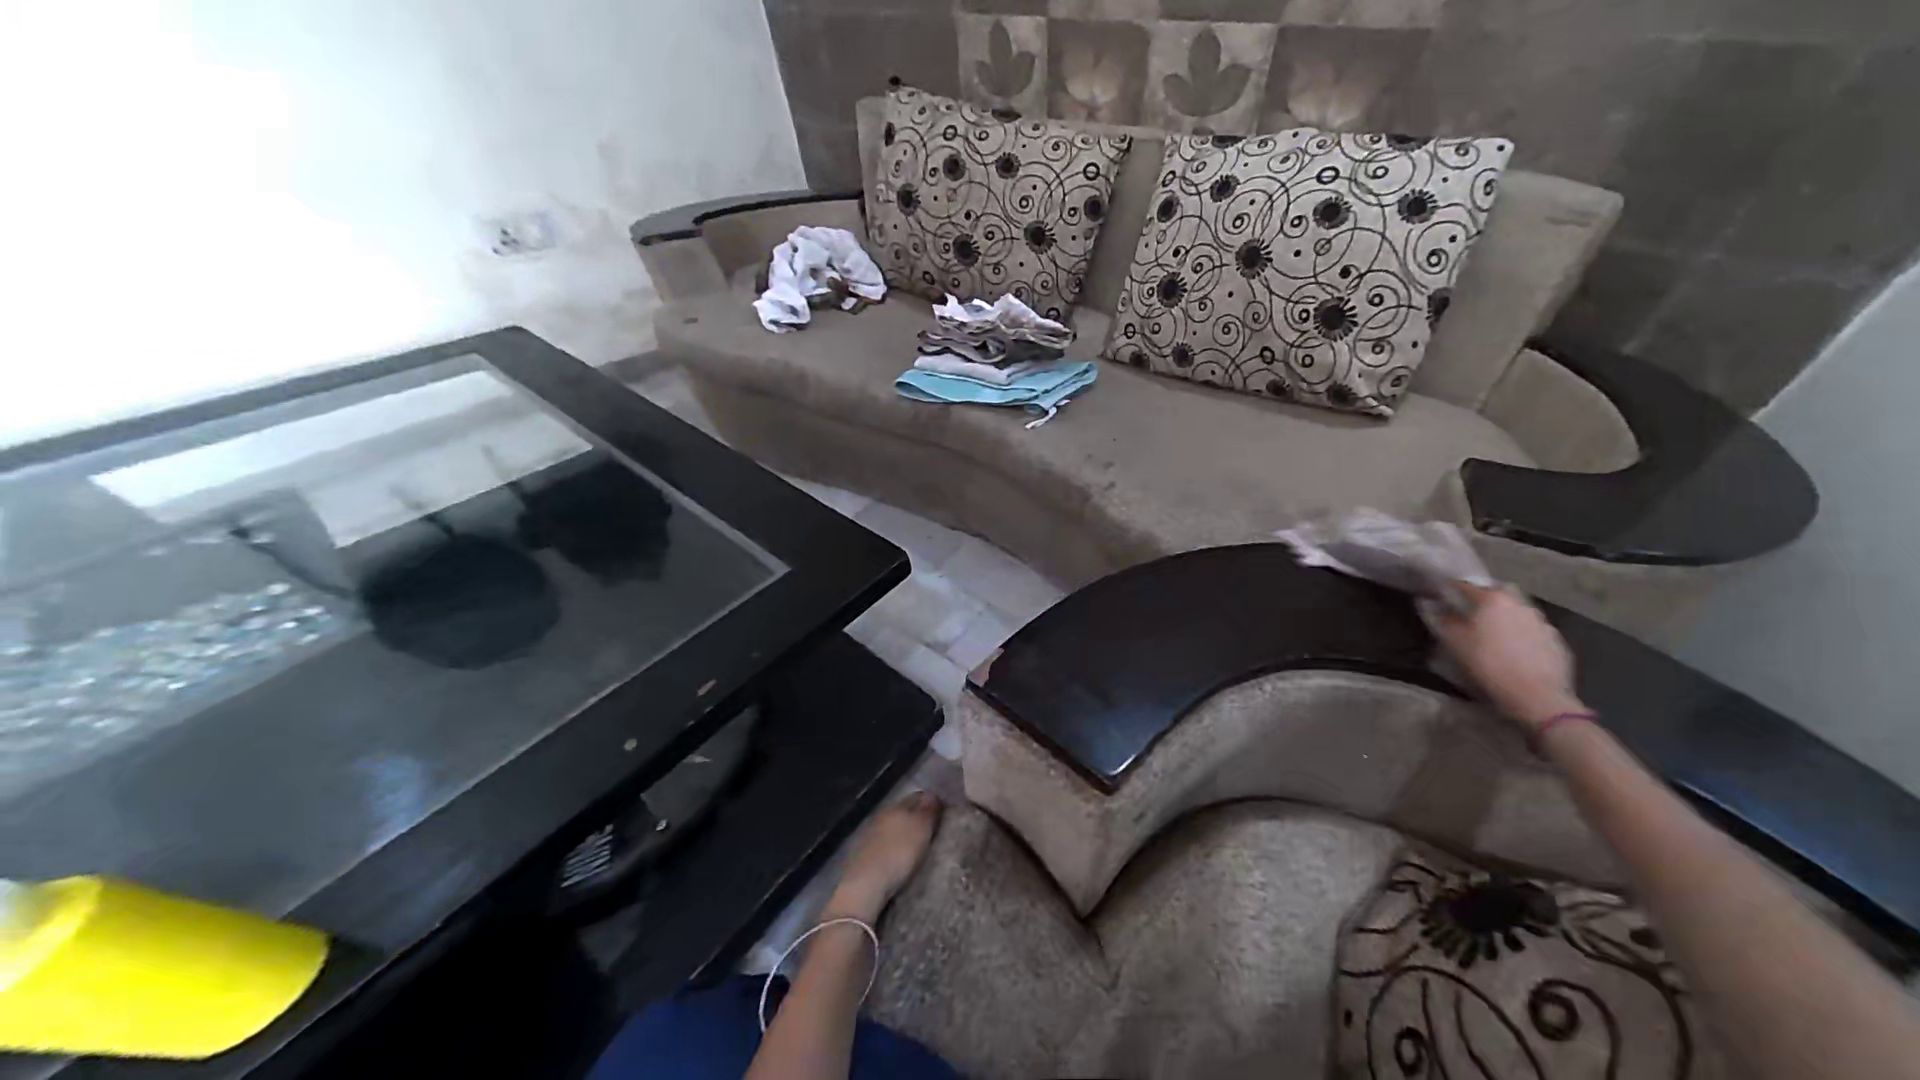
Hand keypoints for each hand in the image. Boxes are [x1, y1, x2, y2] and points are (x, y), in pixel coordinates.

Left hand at [823, 791, 941, 922]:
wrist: (865, 884)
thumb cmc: (898, 854)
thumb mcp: (921, 829)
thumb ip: (928, 810)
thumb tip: (934, 795)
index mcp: (897, 804)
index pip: (919, 796)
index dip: (932, 802)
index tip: (945, 813)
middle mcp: (883, 813)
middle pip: (905, 808)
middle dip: (919, 814)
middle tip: (935, 828)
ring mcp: (871, 831)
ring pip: (895, 824)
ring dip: (906, 829)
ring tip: (920, 843)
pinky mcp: (864, 850)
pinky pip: (886, 839)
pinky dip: (895, 842)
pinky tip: (900, 853)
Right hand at [1426, 583, 1586, 732]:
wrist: (1536, 696)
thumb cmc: (1488, 665)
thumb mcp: (1454, 643)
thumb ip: (1440, 619)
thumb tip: (1426, 602)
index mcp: (1493, 600)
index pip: (1466, 586)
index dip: (1450, 589)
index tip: (1440, 596)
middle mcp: (1520, 604)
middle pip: (1499, 591)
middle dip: (1485, 596)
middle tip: (1471, 611)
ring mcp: (1542, 622)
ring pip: (1519, 609)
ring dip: (1505, 615)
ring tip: (1493, 633)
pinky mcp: (1555, 640)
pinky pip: (1533, 629)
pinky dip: (1522, 632)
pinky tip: (1514, 649)